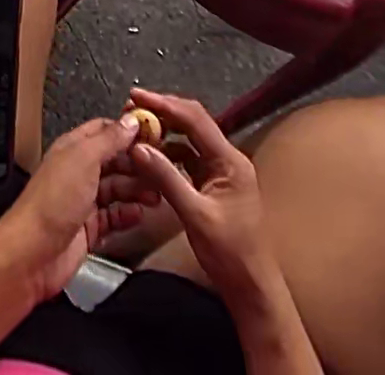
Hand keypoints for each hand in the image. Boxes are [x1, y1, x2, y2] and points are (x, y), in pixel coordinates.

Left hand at [0, 114, 155, 302]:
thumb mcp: (84, 159)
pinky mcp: (88, 228)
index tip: (155, 135)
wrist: (30, 256)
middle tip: (162, 168)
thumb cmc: (50, 205)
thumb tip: (130, 121)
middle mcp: (78, 172)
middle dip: (138, 163)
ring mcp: (83, 201)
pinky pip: (113, 217)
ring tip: (157, 194)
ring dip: (138, 190)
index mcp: (74, 149)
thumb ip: (110, 139)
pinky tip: (140, 214)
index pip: (106, 131)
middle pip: (115, 160)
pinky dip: (128, 214)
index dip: (129, 131)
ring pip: (117, 189)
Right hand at [122, 89, 278, 299]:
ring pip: (188, 141)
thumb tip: (139, 148)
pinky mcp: (212, 184)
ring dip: (164, 134)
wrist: (251, 287)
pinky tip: (150, 158)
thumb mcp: (195, 215)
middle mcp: (227, 158)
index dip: (165, 104)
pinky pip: (187, 159)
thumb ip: (167, 178)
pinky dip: (168, 155)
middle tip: (132, 110)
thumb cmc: (231, 254)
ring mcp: (220, 171)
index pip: (195, 119)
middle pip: (192, 124)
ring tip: (137, 132)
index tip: (138, 96)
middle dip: (162, 114)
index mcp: (230, 160)